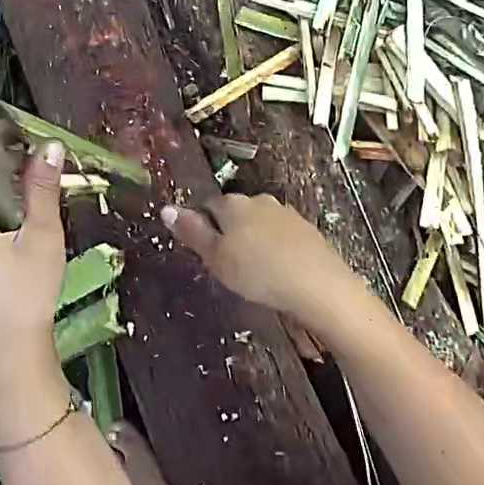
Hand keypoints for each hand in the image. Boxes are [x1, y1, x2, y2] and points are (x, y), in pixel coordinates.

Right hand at [161, 194, 359, 325]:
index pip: (208, 206)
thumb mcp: (217, 258)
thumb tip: (167, 208)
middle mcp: (259, 200)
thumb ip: (193, 232)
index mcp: (233, 204)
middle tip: (228, 263)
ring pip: (259, 222)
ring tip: (254, 269)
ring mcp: (286, 212)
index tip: (206, 252)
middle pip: (235, 212)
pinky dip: (275, 246)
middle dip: (229, 231)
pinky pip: (280, 233)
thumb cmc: (257, 273)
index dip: (203, 226)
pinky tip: (277, 268)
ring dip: (253, 238)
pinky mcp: (306, 228)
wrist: (317, 284)